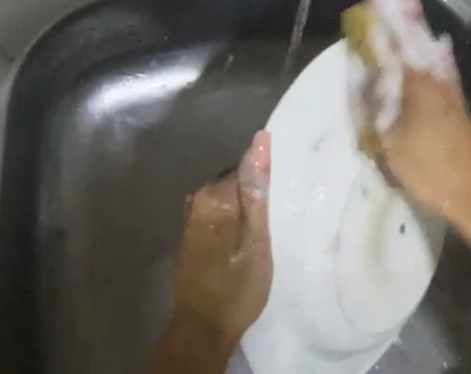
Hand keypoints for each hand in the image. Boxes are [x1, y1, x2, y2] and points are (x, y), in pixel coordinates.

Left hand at [163, 132, 272, 354]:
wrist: (202, 331)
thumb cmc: (236, 286)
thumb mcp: (257, 239)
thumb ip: (258, 189)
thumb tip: (260, 140)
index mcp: (213, 195)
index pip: (244, 170)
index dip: (264, 183)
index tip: (281, 200)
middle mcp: (196, 200)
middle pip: (232, 186)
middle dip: (252, 198)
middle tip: (275, 221)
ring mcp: (188, 221)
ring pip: (224, 205)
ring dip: (241, 214)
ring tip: (262, 233)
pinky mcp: (188, 240)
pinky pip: (215, 220)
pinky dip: (229, 227)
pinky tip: (241, 245)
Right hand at [355, 0, 470, 222]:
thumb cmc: (430, 169)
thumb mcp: (389, 140)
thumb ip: (374, 103)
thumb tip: (364, 72)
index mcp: (414, 83)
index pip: (394, 39)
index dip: (384, 14)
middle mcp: (433, 78)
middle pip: (414, 36)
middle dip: (401, 11)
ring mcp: (449, 89)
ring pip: (430, 47)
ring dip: (418, 24)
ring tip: (410, 3)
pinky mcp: (457, 104)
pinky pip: (444, 64)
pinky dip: (437, 49)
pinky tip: (440, 44)